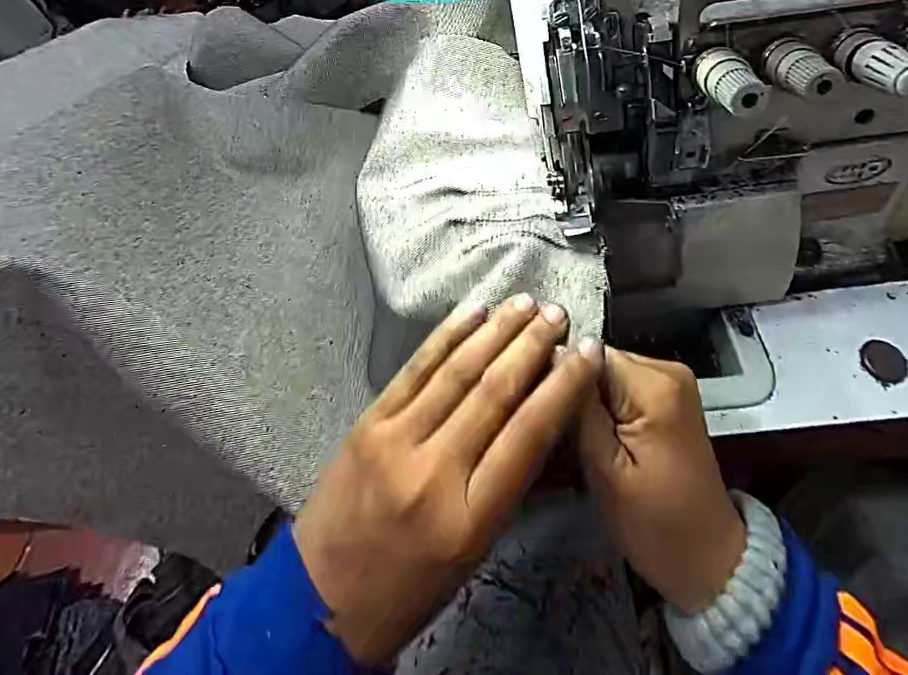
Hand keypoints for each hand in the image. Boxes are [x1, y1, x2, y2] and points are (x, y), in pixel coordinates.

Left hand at [293, 295, 602, 664]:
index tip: (589, 351)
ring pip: (457, 371)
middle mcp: (432, 471)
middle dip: (533, 345)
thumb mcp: (480, 544)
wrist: (318, 604)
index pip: (530, 431)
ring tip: (526, 304)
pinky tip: (473, 312)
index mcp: (469, 515)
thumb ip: (515, 474)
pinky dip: (448, 335)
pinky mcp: (367, 424)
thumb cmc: (414, 582)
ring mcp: (394, 442)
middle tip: (557, 314)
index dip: (565, 383)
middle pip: (495, 391)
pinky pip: (415, 368)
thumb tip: (549, 407)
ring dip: (497, 330)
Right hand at [577, 348, 746, 612]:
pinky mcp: (672, 395)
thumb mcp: (605, 473)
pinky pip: (627, 386)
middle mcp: (669, 370)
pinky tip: (603, 439)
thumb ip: (581, 411)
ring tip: (582, 441)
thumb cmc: (655, 524)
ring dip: (593, 401)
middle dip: (579, 391)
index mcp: (655, 385)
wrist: (707, 554)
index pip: (591, 354)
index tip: (544, 408)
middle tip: (564, 435)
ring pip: (611, 372)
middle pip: (603, 360)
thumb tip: (559, 357)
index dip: (563, 376)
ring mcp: (675, 380)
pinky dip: (610, 407)